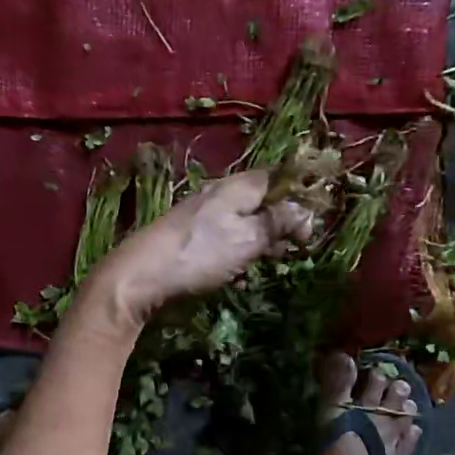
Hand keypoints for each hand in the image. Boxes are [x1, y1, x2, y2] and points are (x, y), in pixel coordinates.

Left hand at [89, 170, 315, 325]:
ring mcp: (204, 215)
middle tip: (298, 246)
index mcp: (237, 187)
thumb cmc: (199, 255)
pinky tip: (241, 273)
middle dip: (284, 220)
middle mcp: (221, 194)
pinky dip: (242, 251)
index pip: (279, 177)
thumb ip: (278, 223)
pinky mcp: (193, 237)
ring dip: (264, 238)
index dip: (301, 195)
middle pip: (263, 200)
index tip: (315, 220)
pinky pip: (228, 237)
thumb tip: (306, 212)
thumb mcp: (247, 239)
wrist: (139, 277)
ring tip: (274, 259)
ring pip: (246, 220)